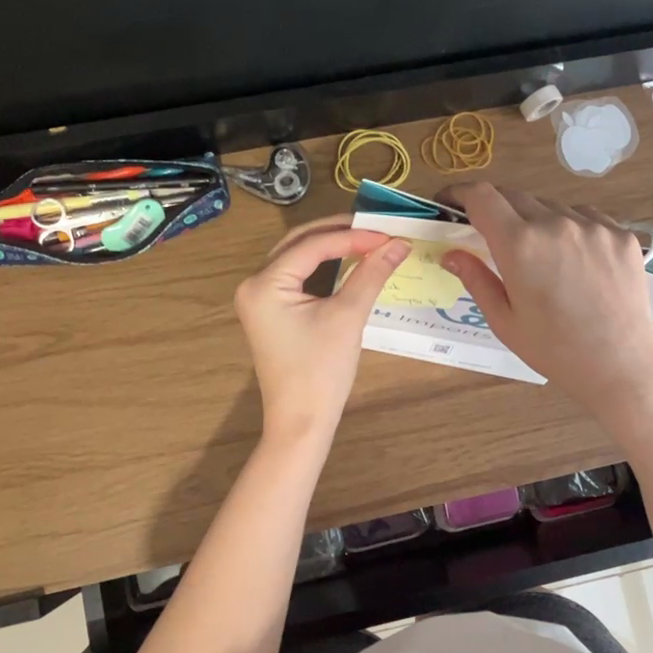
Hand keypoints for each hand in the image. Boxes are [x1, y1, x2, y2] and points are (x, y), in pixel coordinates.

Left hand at [235, 216, 411, 442]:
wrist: (301, 423)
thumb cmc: (321, 372)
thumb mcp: (348, 317)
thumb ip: (371, 274)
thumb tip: (398, 243)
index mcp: (264, 283)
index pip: (312, 245)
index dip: (352, 237)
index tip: (389, 234)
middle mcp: (254, 285)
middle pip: (299, 244)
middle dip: (338, 234)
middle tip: (377, 230)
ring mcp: (259, 300)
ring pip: (297, 258)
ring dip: (331, 247)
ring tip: (367, 241)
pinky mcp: (270, 313)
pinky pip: (296, 278)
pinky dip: (322, 267)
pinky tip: (348, 262)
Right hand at [439, 182, 652, 413]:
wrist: (620, 365)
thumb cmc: (554, 349)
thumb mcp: (504, 320)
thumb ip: (476, 279)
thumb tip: (450, 254)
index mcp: (519, 244)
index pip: (481, 196)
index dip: (459, 193)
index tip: (449, 203)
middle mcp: (555, 223)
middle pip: (513, 195)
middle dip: (494, 208)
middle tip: (489, 233)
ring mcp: (593, 226)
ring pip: (550, 206)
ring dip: (534, 219)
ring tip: (537, 254)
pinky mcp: (620, 234)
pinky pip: (585, 217)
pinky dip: (569, 228)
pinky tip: (572, 259)